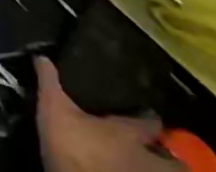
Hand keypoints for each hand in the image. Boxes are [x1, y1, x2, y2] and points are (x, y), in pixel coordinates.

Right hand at [34, 58, 184, 171]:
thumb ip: (49, 81)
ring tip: (145, 166)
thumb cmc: (72, 145)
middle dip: (170, 157)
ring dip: (164, 171)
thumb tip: (41, 55)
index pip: (151, 123)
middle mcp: (144, 158)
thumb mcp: (53, 108)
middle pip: (174, 162)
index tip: (148, 113)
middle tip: (158, 151)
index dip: (151, 118)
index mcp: (127, 132)